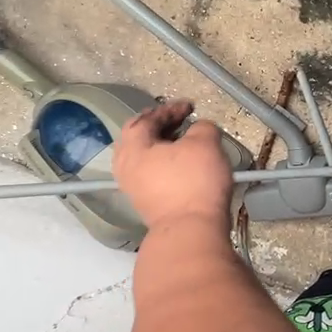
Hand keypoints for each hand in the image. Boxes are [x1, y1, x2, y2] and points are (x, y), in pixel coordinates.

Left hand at [111, 100, 233, 233]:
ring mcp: (133, 186)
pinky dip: (166, 162)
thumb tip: (200, 128)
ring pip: (144, 157)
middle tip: (181, 121)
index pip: (146, 119)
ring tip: (184, 143)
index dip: (169, 109)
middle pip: (138, 138)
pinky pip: (152, 173)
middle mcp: (126, 165)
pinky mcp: (147, 201)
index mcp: (134, 147)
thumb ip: (202, 128)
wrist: (191, 226)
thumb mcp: (206, 144)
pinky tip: (185, 165)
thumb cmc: (195, 181)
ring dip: (163, 146)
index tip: (189, 106)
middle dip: (159, 127)